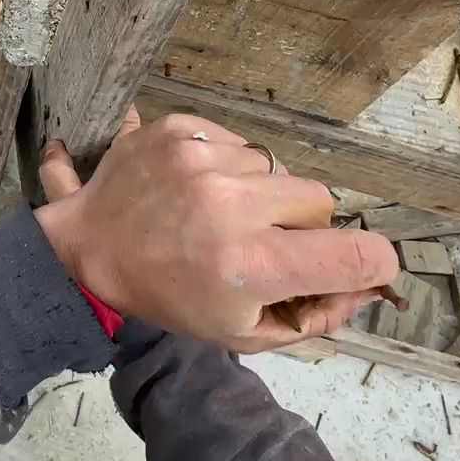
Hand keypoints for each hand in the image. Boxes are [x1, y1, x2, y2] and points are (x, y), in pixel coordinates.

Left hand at [32, 109, 398, 352]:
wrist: (88, 248)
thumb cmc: (166, 297)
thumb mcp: (241, 332)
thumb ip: (314, 316)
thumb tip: (367, 284)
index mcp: (251, 263)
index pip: (360, 254)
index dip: (371, 263)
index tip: (352, 265)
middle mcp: (232, 202)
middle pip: (319, 199)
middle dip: (301, 224)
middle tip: (260, 239)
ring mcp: (203, 158)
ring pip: (276, 167)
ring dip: (260, 191)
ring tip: (219, 211)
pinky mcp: (180, 128)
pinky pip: (240, 142)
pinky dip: (230, 164)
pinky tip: (199, 184)